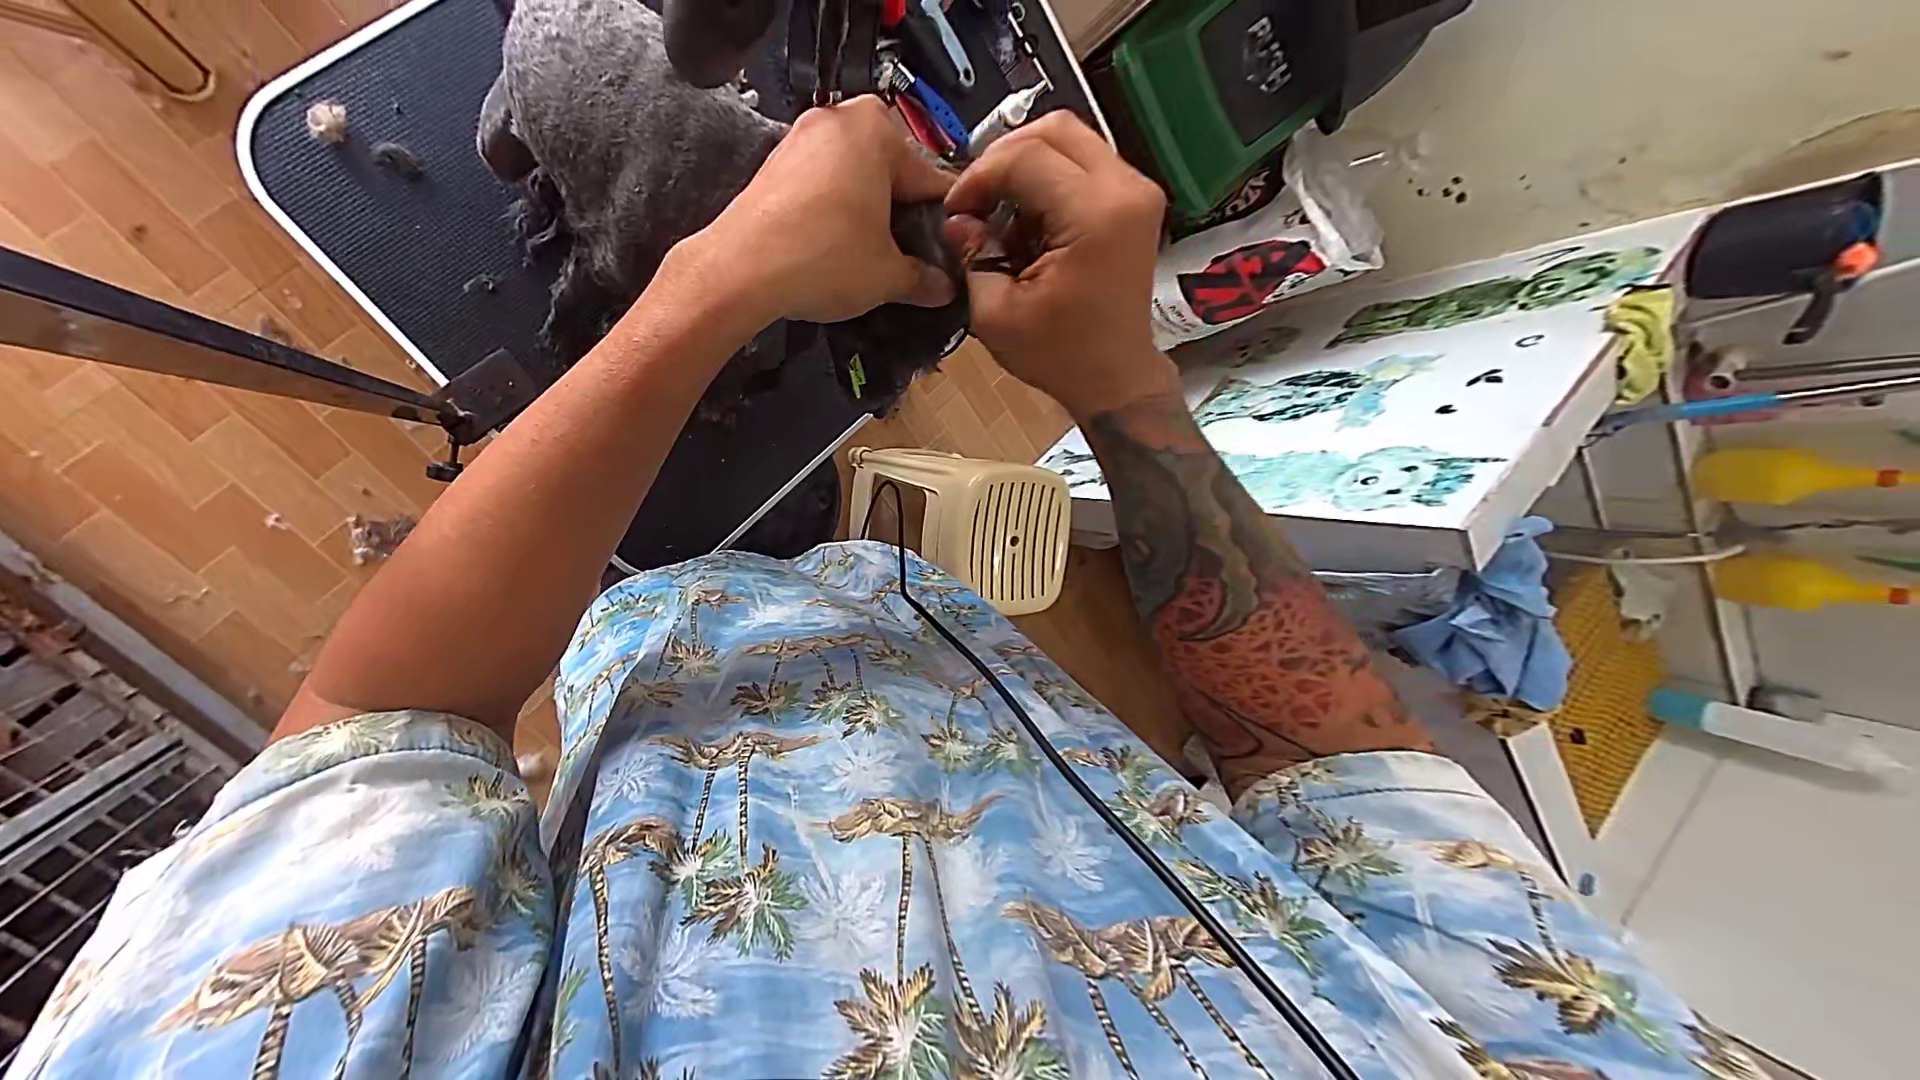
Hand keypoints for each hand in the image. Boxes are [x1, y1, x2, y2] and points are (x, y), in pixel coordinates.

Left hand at [674, 95, 957, 326]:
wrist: (742, 272)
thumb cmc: (820, 258)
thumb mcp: (888, 276)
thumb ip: (924, 278)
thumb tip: (942, 286)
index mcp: (877, 131)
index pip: (933, 180)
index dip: (945, 224)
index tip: (949, 253)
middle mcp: (838, 121)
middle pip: (893, 175)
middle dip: (904, 219)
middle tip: (908, 262)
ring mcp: (803, 140)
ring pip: (858, 182)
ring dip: (872, 220)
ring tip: (873, 262)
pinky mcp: (777, 165)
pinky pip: (825, 188)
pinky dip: (839, 216)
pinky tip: (839, 252)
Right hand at [945, 111, 1176, 419]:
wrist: (1116, 378)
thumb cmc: (1061, 357)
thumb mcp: (997, 314)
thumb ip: (971, 256)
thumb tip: (956, 220)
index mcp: (1095, 216)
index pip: (1026, 157)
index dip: (979, 176)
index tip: (956, 210)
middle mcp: (1126, 189)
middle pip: (1054, 130)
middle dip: (1003, 159)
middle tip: (976, 200)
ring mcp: (1137, 192)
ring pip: (1071, 142)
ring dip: (1026, 168)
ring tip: (1000, 213)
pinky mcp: (1135, 203)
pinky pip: (1085, 165)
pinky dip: (1049, 182)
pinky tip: (1029, 221)